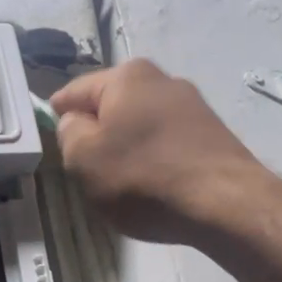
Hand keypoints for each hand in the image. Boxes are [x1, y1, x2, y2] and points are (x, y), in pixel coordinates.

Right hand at [51, 59, 275, 245]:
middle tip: (87, 171)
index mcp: (126, 77)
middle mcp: (161, 79)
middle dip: (96, 134)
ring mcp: (191, 105)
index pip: (74, 92)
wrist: (225, 204)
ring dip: (125, 148)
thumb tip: (76, 121)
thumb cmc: (143, 178)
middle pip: (110, 107)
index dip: (58, 118)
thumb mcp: (83, 159)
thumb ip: (68, 132)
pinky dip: (152, 159)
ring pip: (138, 125)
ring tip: (122, 184)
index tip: (55, 146)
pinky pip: (165, 142)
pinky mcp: (211, 132)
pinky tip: (153, 186)